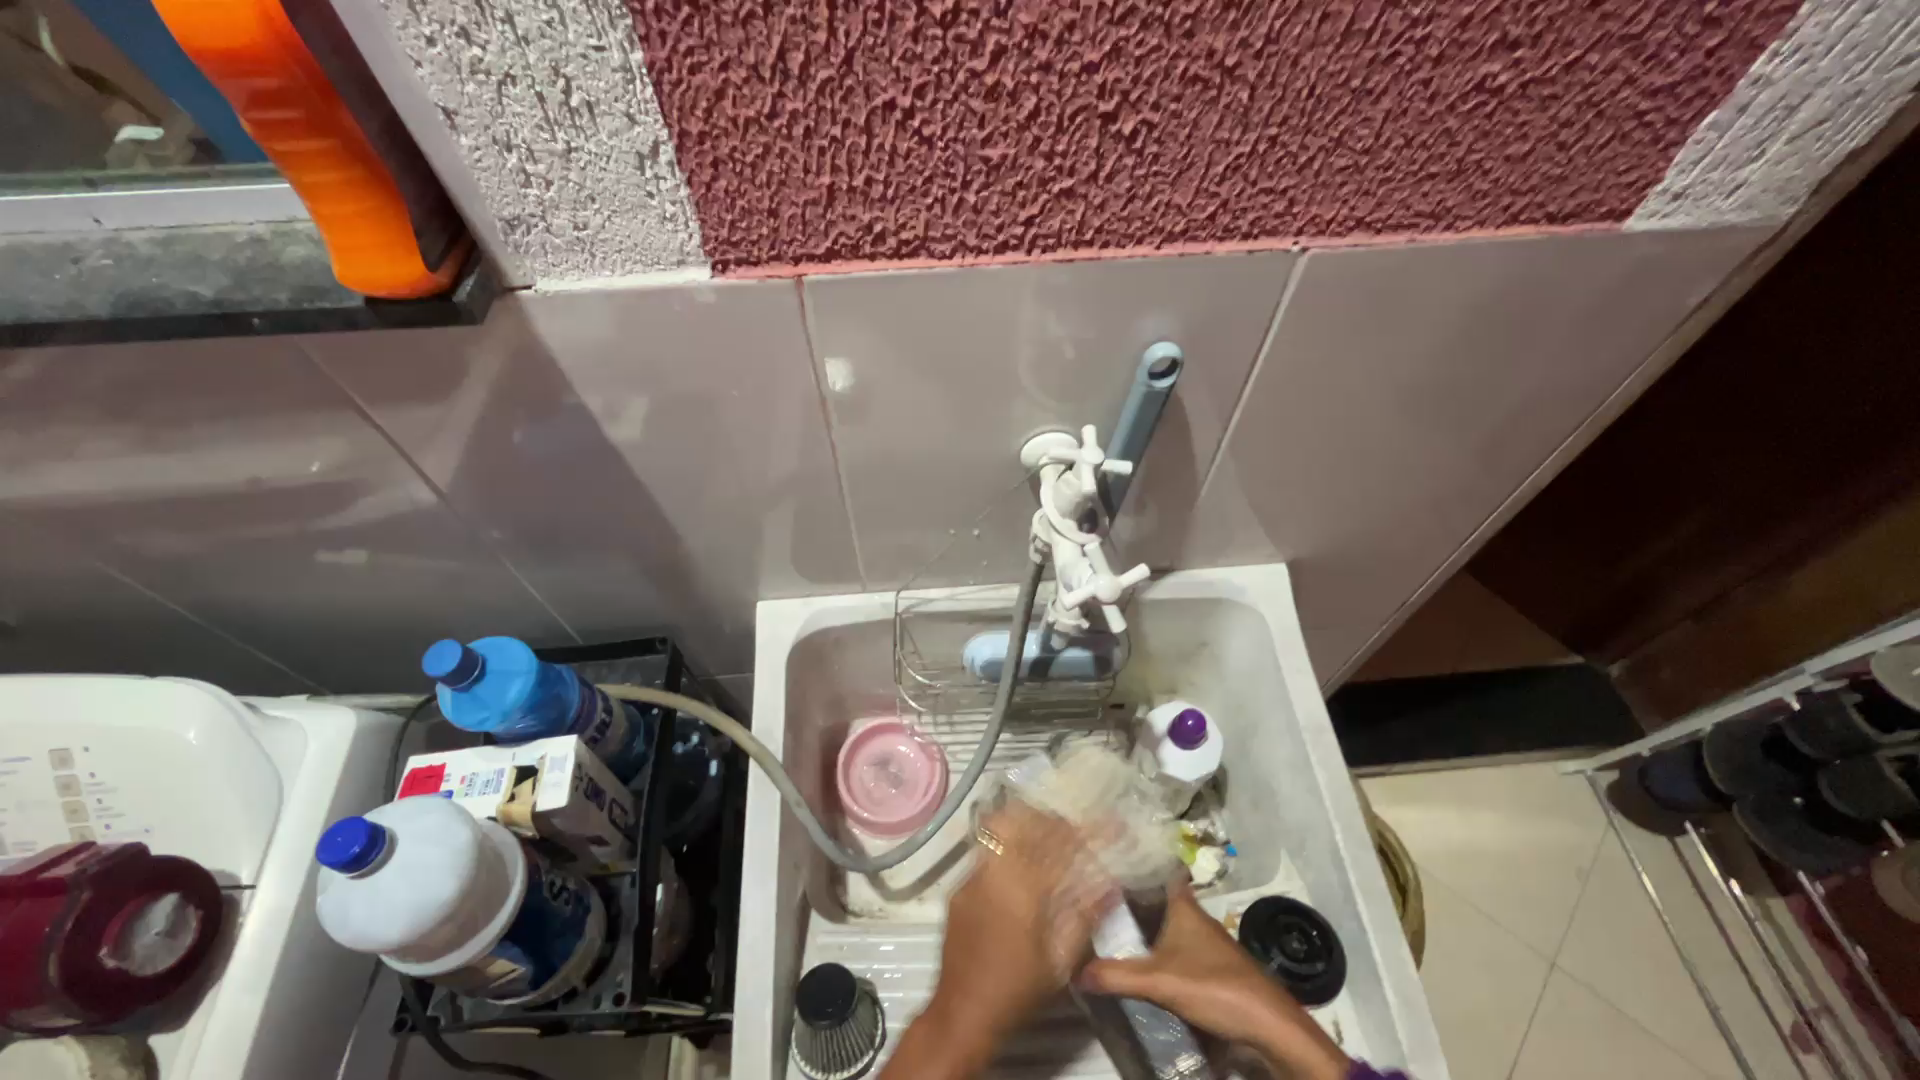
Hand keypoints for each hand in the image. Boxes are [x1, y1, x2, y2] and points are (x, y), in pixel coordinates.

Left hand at [881, 801, 1110, 1079]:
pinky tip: (1024, 863)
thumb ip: (1085, 916)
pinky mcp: (959, 888)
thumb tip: (1111, 885)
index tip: (1111, 824)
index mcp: (1022, 889)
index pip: (1060, 844)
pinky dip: (1009, 846)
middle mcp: (992, 872)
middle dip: (1052, 817)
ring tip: (1051, 835)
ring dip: (1027, 825)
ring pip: (999, 831)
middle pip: (1022, 821)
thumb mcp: (1060, 961)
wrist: (961, 1013)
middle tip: (1074, 823)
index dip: (1088, 831)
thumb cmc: (1016, 991)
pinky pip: (986, 852)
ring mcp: (970, 877)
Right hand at [1078, 883, 1350, 1079]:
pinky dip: (1155, 953)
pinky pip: (1173, 951)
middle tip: (1093, 897)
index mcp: (1184, 907)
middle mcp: (1194, 918)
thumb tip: (1073, 970)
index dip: (1135, 861)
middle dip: (1130, 898)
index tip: (1106, 858)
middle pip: (1158, 899)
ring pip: (1166, 926)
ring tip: (1106, 929)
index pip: (1158, 871)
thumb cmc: (1215, 987)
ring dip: (1143, 929)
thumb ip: (1116, 976)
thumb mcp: (1158, 982)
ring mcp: (1204, 944)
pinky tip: (1136, 965)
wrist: (1267, 1027)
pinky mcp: (1209, 969)